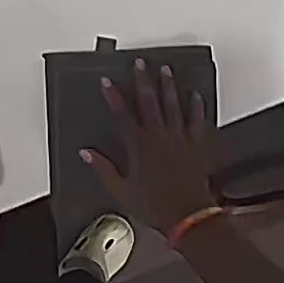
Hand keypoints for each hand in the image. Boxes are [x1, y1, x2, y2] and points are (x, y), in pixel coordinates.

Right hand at [82, 59, 218, 234]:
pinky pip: (197, 122)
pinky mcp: (196, 146)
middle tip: (140, 64)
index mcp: (139, 147)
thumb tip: (86, 153)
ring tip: (165, 69)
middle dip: (143, 81)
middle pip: (149, 102)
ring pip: (173, 106)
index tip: (107, 82)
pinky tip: (194, 94)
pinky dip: (196, 107)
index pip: (122, 115)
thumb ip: (103, 169)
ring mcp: (180, 140)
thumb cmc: (154, 205)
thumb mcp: (121, 190)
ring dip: (168, 86)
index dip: (114, 97)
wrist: (189, 218)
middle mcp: (159, 138)